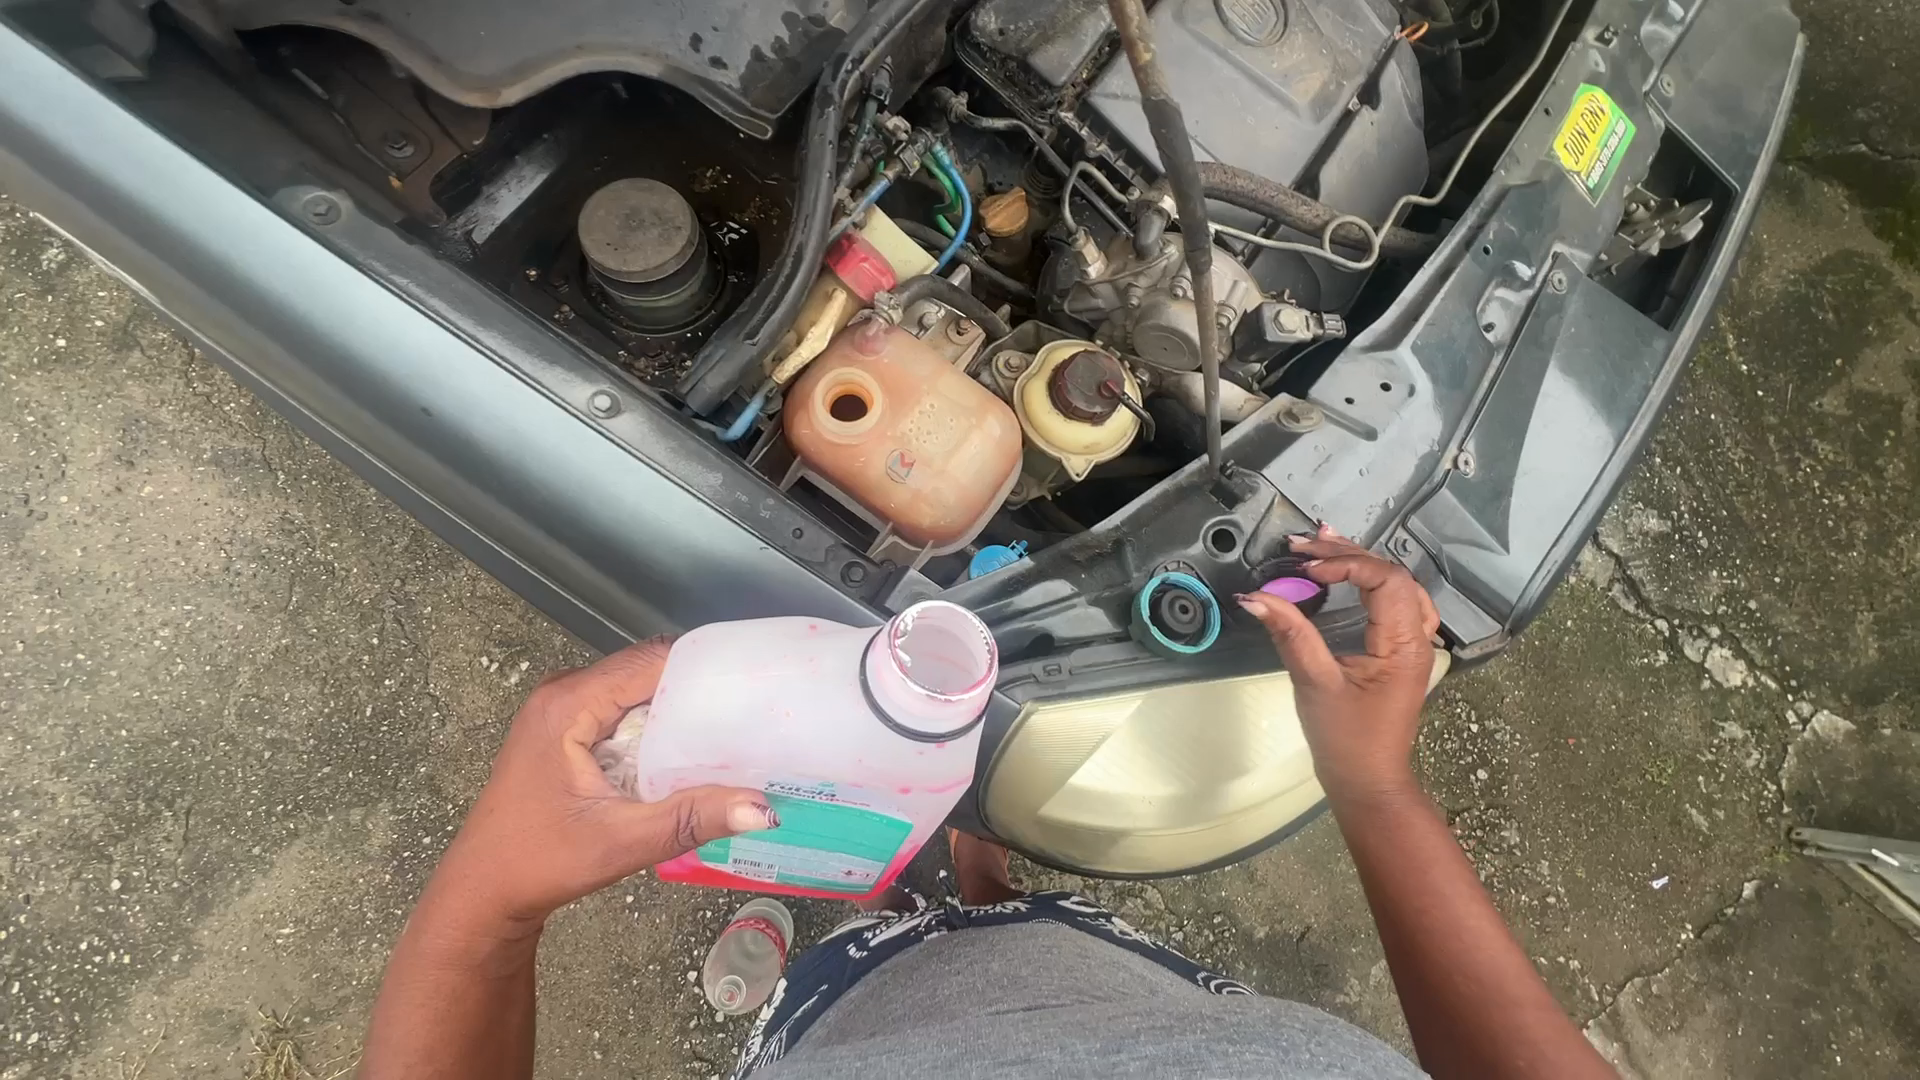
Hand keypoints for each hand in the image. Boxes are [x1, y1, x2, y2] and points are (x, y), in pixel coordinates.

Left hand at [431, 639, 772, 928]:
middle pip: (649, 667)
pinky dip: (663, 718)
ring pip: (641, 685)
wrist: (481, 896)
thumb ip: (690, 819)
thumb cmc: (538, 865)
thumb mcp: (619, 843)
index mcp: (569, 704)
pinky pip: (629, 704)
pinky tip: (694, 744)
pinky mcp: (571, 725)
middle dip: (701, 683)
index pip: (652, 660)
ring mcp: (566, 706)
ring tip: (736, 722)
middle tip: (754, 705)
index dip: (705, 666)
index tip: (753, 682)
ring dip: (684, 702)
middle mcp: (566, 692)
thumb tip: (762, 808)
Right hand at [1236, 525, 1440, 804]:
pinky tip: (1345, 572)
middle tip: (1299, 546)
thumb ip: (1289, 633)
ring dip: (1357, 561)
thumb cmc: (1344, 736)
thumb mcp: (1313, 682)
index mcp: (1402, 643)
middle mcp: (1416, 637)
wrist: (1367, 779)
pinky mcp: (1398, 650)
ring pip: (1394, 585)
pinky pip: (1393, 601)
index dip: (1346, 564)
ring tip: (1318, 542)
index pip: (1386, 580)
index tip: (1305, 570)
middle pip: (1391, 575)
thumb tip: (1253, 597)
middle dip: (1345, 553)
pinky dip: (1368, 579)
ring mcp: (1411, 643)